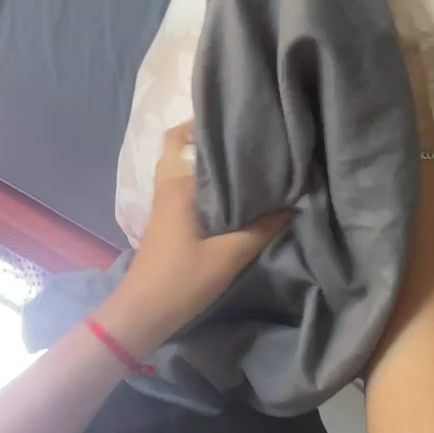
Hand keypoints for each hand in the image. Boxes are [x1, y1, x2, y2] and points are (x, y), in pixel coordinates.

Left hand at [97, 123, 290, 355]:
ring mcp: (165, 203)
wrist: (142, 313)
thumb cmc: (182, 281)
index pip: (189, 136)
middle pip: (180, 145)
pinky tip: (231, 192)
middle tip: (245, 136)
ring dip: (206, 160)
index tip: (246, 119)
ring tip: (243, 160)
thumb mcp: (228, 257)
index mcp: (178, 185)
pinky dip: (204, 181)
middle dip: (208, 136)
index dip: (213, 122)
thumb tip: (291, 204)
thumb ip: (261, 228)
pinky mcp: (168, 220)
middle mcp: (168, 186)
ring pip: (182, 166)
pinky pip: (186, 186)